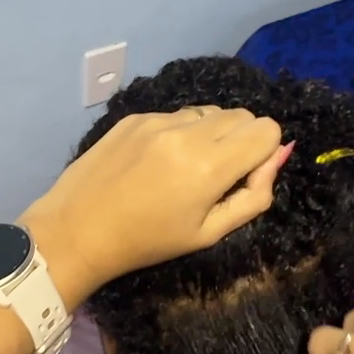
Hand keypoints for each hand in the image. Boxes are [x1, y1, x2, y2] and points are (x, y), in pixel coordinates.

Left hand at [19, 106, 288, 301]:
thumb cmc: (147, 242)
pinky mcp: (135, 116)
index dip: (263, 153)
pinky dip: (180, 133)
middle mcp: (187, 132)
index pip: (267, 129)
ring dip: (211, 134)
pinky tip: (155, 163)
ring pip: (210, 111)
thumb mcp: (209, 233)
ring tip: (183, 168)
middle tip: (215, 175)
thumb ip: (253, 195)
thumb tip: (276, 158)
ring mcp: (158, 120)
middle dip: (242, 141)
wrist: (77, 230)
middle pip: (243, 115)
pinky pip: (177, 115)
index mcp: (209, 166)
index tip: (242, 177)